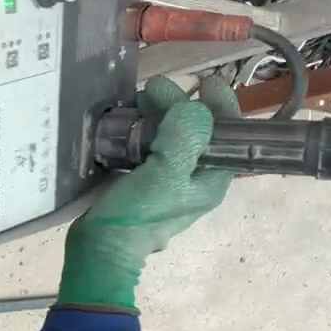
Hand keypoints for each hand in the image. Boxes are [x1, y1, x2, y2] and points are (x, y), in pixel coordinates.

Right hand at [58, 75, 238, 311]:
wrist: (100, 250)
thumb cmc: (136, 215)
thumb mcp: (164, 174)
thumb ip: (183, 138)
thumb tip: (192, 106)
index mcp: (211, 179)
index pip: (229, 133)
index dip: (220, 104)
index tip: (203, 81)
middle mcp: (195, 178)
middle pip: (198, 132)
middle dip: (179, 107)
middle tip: (153, 90)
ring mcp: (167, 181)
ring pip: (171, 138)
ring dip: (158, 117)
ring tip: (137, 103)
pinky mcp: (142, 182)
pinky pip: (149, 148)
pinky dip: (141, 132)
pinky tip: (126, 124)